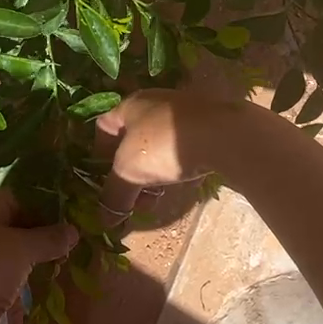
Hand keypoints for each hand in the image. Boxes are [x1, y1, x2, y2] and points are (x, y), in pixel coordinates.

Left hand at [0, 190, 76, 323]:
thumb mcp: (22, 249)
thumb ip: (49, 238)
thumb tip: (74, 230)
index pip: (18, 197)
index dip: (43, 202)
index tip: (70, 211)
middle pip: (19, 223)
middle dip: (45, 230)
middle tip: (75, 237)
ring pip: (19, 250)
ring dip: (41, 254)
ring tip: (69, 257)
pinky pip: (16, 274)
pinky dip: (32, 275)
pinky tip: (53, 277)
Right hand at [93, 90, 277, 219]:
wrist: (224, 135)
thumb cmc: (164, 145)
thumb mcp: (130, 172)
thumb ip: (114, 194)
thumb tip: (104, 220)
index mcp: (130, 105)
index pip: (103, 126)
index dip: (98, 153)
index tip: (104, 178)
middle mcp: (154, 102)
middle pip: (131, 138)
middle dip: (128, 170)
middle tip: (133, 195)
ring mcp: (182, 111)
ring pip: (157, 144)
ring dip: (152, 171)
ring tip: (157, 194)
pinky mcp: (207, 123)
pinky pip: (180, 145)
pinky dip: (175, 164)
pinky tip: (181, 180)